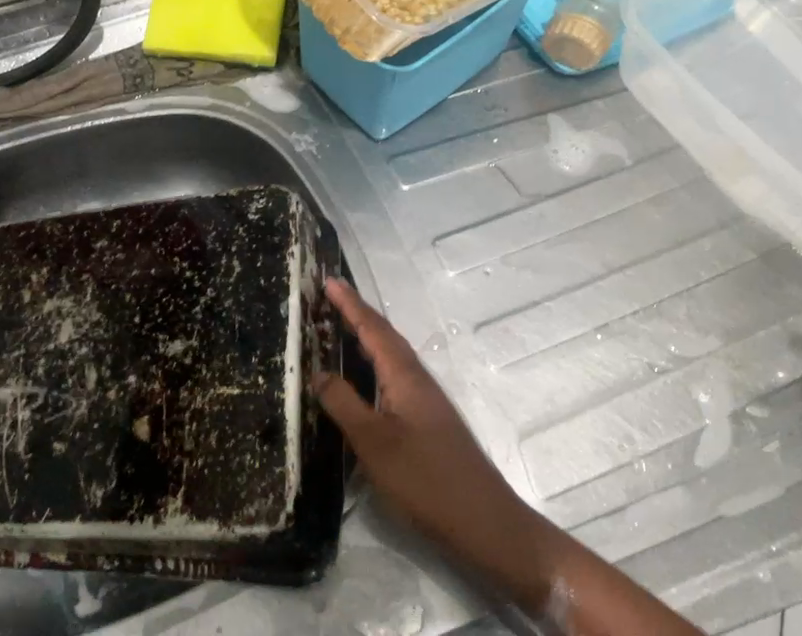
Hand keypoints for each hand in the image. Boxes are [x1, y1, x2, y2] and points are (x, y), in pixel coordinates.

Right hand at [314, 279, 532, 575]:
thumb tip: (317, 372)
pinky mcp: (429, 424)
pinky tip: (363, 382)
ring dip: (366, 340)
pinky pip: (395, 379)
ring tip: (338, 330)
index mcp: (405, 377)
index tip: (328, 279)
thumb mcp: (373, 442)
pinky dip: (374, 367)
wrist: (483, 522)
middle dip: (357, 316)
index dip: (350, 304)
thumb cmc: (424, 479)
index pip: (373, 329)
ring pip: (392, 359)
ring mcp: (427, 403)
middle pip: (385, 338)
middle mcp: (418, 381)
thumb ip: (344, 403)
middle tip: (328, 298)